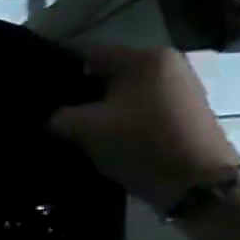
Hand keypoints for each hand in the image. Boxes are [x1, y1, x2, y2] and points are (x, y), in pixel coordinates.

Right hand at [49, 45, 239, 211]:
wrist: (198, 184)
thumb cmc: (142, 143)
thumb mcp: (86, 128)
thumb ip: (58, 116)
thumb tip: (50, 116)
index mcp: (146, 57)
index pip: (88, 55)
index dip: (60, 74)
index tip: (40, 95)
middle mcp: (167, 65)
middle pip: (106, 74)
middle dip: (79, 94)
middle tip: (52, 116)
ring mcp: (179, 89)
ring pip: (121, 94)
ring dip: (98, 110)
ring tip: (73, 130)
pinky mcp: (182, 114)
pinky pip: (137, 109)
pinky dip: (118, 120)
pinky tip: (101, 139)